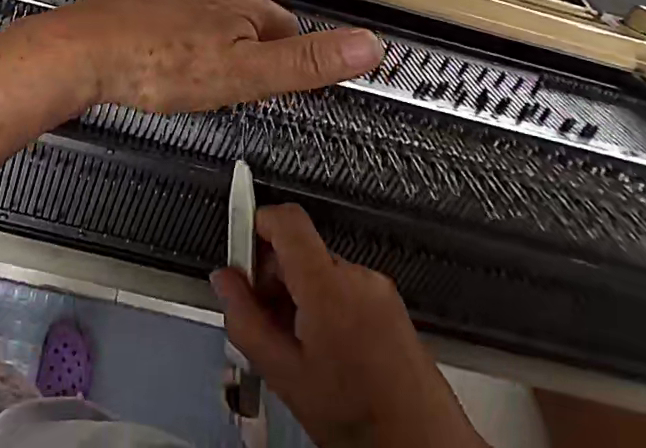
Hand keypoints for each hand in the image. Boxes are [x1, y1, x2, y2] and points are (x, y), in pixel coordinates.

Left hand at [1, 0, 381, 113]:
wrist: (81, 54)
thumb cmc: (158, 64)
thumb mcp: (245, 74)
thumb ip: (306, 62)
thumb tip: (368, 45)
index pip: (289, 30)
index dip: (284, 65)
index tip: (276, 87)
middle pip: (253, 25)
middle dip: (248, 59)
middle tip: (229, 91)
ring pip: (216, 25)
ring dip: (215, 53)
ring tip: (197, 83)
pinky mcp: (146, 4)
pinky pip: (181, 26)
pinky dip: (183, 49)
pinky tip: (168, 68)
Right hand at [211, 205, 486, 447]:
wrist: (421, 445)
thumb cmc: (360, 419)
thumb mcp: (284, 374)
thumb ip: (244, 320)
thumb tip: (224, 281)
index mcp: (329, 288)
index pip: (288, 220)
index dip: (257, 222)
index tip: (240, 246)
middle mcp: (357, 276)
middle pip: (299, 248)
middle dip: (272, 275)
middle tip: (261, 316)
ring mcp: (377, 286)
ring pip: (318, 268)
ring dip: (296, 293)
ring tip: (294, 343)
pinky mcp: (388, 300)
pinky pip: (342, 283)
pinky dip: (322, 302)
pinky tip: (320, 345)